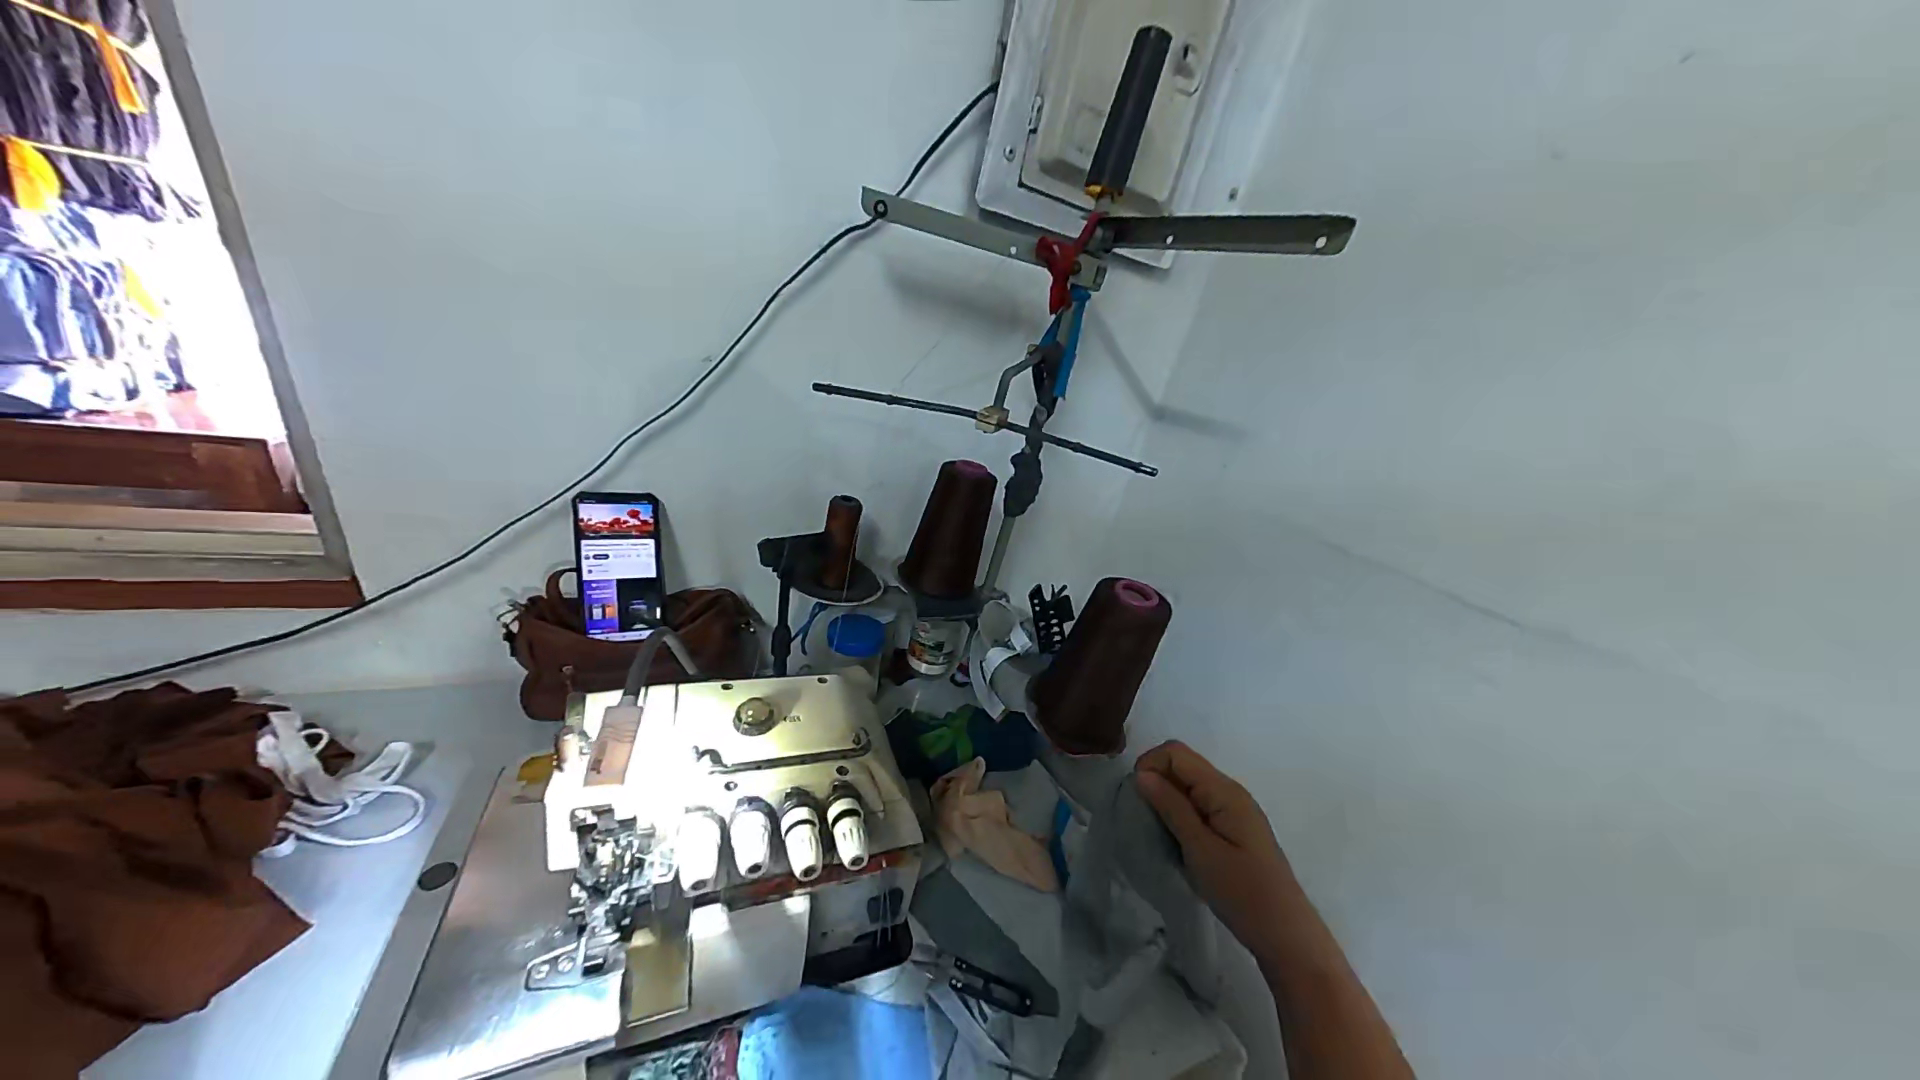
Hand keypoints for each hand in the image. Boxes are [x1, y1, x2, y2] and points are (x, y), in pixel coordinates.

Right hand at [1135, 740, 1299, 961]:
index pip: (1176, 752)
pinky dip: (1180, 813)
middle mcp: (1230, 791)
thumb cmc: (1242, 892)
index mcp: (1224, 790)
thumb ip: (1171, 807)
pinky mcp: (1233, 828)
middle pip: (1183, 764)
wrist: (1286, 936)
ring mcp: (1234, 810)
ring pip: (1189, 785)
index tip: (1136, 798)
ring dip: (1166, 798)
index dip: (1150, 765)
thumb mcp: (1200, 849)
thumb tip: (1142, 774)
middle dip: (1156, 780)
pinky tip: (1176, 840)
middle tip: (1143, 816)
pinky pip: (1199, 804)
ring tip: (1157, 830)